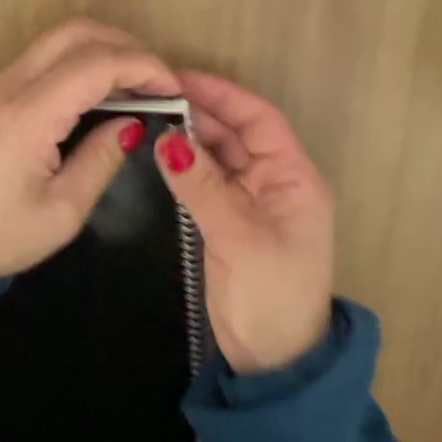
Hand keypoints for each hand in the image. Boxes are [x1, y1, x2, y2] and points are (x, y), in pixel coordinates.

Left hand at [0, 19, 181, 277]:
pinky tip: (100, 93)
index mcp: (28, 115)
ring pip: (57, 40)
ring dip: (102, 50)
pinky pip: (42, 59)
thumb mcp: (61, 212)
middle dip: (125, 47)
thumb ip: (101, 160)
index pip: (95, 63)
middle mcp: (9, 86)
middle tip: (158, 81)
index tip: (174, 90)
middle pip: (75, 33)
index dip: (142, 67)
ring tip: (136, 86)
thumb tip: (132, 125)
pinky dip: (79, 62)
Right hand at [154, 71, 335, 373]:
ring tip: (148, 117)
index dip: (223, 97)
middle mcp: (274, 184)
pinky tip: (159, 155)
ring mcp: (250, 204)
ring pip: (218, 157)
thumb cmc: (271, 295)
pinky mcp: (228, 224)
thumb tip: (166, 139)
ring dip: (189, 138)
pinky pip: (206, 182)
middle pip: (236, 135)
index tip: (179, 79)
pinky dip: (185, 167)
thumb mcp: (238, 237)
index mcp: (293, 179)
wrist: (273, 361)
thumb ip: (202, 186)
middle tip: (151, 96)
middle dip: (199, 114)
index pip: (259, 121)